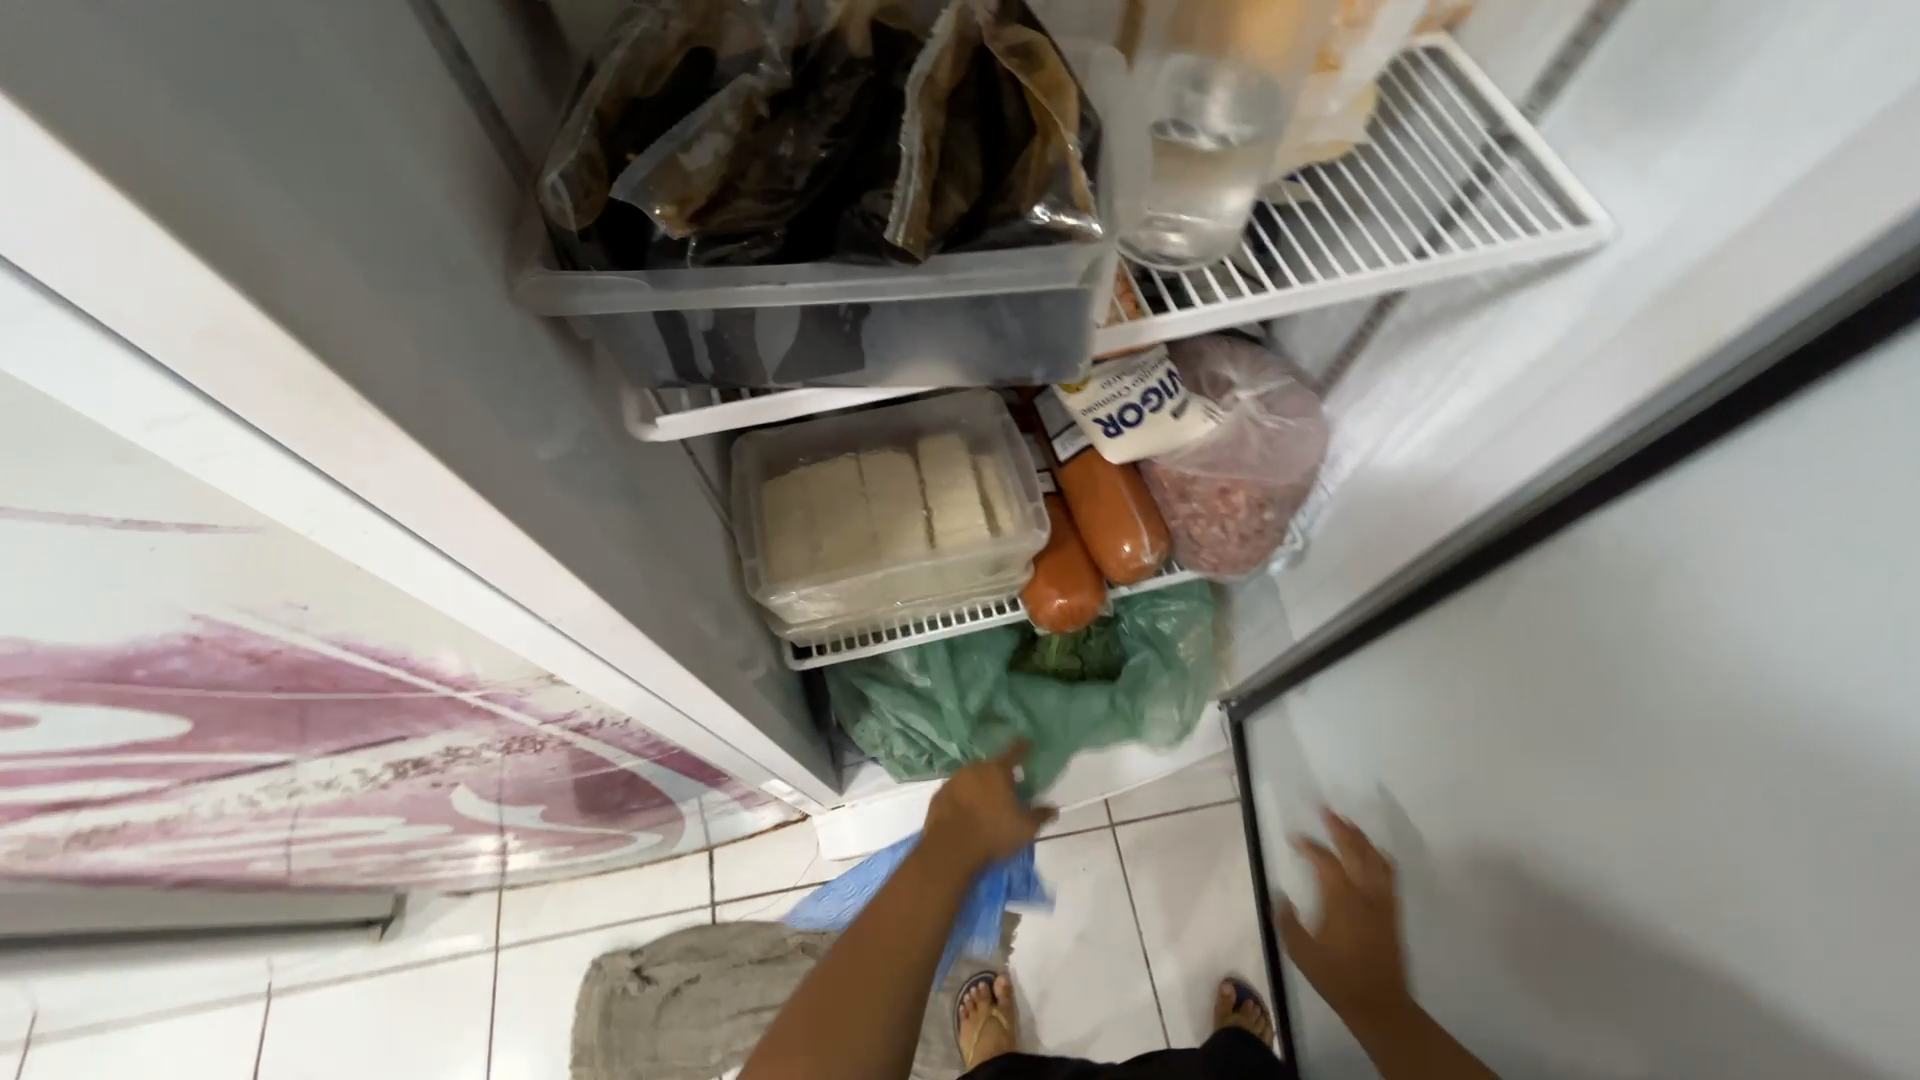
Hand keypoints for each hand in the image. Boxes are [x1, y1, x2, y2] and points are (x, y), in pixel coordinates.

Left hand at [921, 741, 1056, 874]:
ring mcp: (952, 781)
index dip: (1022, 748)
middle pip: (990, 767)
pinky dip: (961, 799)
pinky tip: (965, 814)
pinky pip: (955, 793)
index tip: (1026, 743)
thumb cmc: (993, 833)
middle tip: (1006, 788)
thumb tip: (1053, 809)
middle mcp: (974, 769)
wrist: (950, 849)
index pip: (1014, 753)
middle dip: (998, 775)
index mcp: (997, 771)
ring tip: (984, 804)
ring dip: (978, 787)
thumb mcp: (1025, 828)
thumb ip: (1040, 815)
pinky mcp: (938, 796)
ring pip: (970, 779)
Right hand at [1277, 809, 1411, 1024]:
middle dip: (1339, 828)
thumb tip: (1281, 894)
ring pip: (1375, 858)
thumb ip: (1287, 920)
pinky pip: (1390, 874)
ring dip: (1361, 837)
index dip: (1309, 845)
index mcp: (1341, 900)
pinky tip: (1372, 852)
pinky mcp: (1393, 911)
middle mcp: (1365, 894)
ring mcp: (1383, 901)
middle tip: (1326, 810)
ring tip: (1347, 823)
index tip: (1295, 838)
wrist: (1380, 1004)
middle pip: (1355, 850)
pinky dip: (1379, 856)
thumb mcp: (1300, 952)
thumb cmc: (1336, 977)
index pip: (1324, 860)